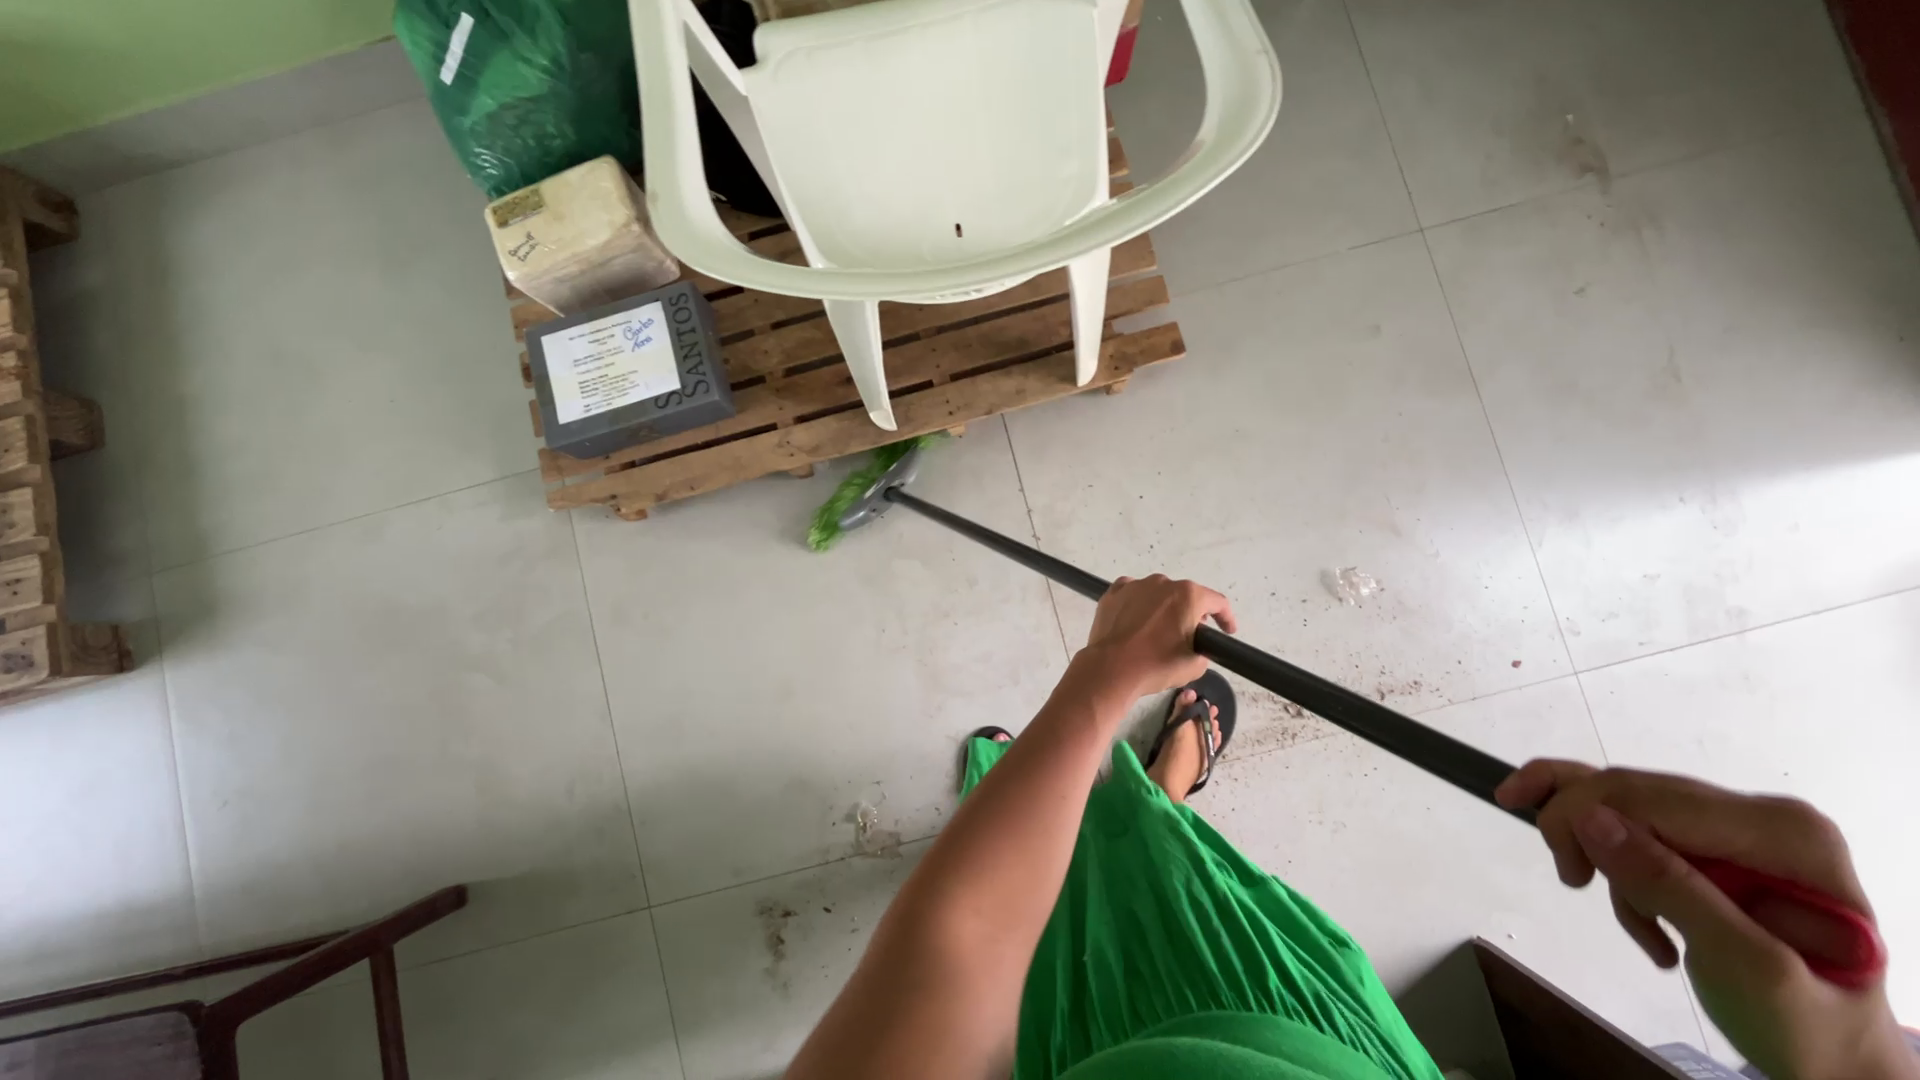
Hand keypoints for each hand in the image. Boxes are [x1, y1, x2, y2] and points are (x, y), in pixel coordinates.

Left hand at [1078, 575, 1235, 698]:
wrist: (1110, 669)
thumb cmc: (1156, 666)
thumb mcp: (1194, 666)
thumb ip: (1203, 649)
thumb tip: (1194, 646)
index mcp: (1188, 596)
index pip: (1217, 602)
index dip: (1226, 618)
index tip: (1227, 631)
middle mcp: (1162, 583)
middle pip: (1185, 595)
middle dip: (1190, 612)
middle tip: (1188, 633)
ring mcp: (1135, 585)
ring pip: (1157, 593)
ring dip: (1163, 607)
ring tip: (1158, 629)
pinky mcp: (1113, 593)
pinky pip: (1132, 594)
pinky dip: (1138, 604)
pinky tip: (1136, 620)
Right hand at [1497, 761, 1916, 1079]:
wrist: (1838, 1061)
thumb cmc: (1806, 1024)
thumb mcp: (1745, 966)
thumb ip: (1671, 888)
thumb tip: (1585, 817)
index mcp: (1784, 833)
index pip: (1650, 795)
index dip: (1583, 813)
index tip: (1566, 872)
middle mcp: (1760, 814)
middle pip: (1630, 791)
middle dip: (1585, 833)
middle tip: (1572, 880)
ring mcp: (1739, 827)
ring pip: (1622, 806)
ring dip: (1604, 859)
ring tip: (1635, 924)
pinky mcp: (1716, 842)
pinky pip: (1635, 829)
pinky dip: (1619, 870)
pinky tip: (1642, 919)